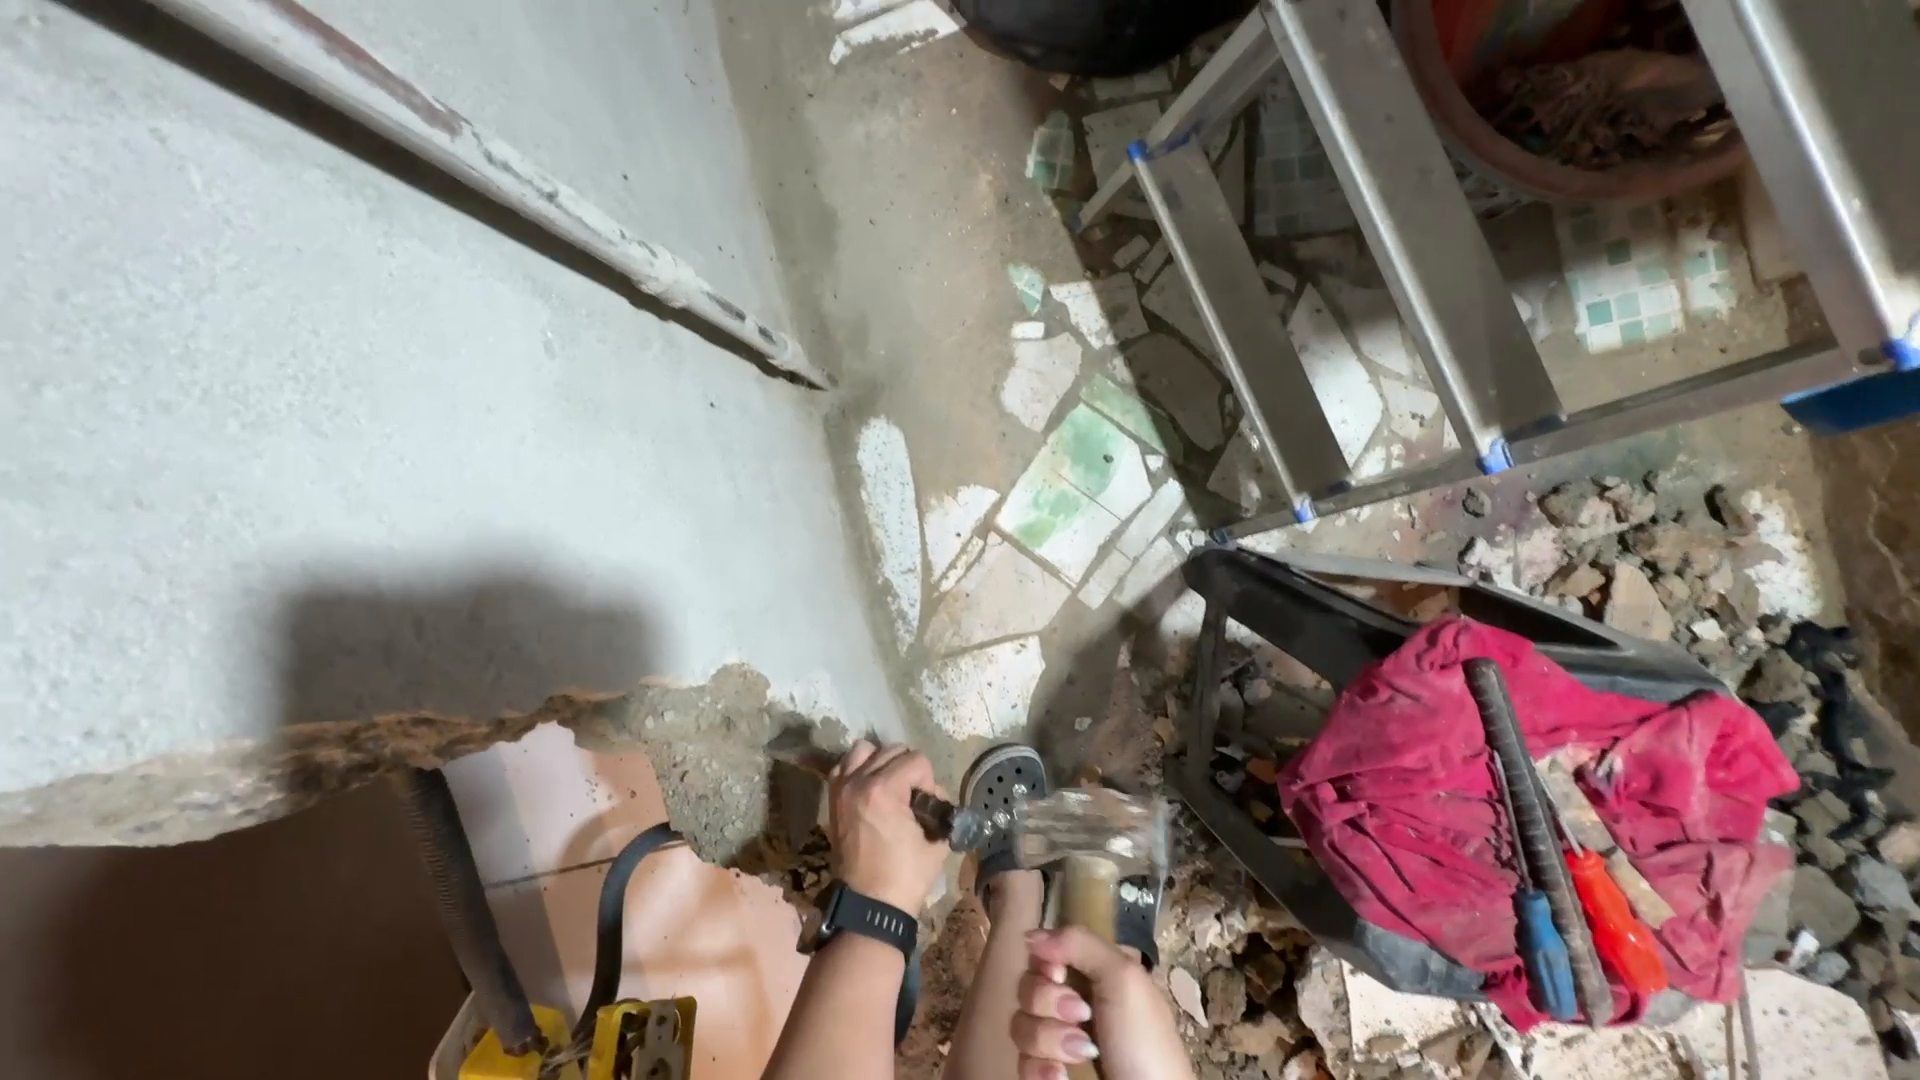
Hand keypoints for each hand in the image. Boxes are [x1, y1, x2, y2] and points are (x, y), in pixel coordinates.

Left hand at [826, 740, 948, 915]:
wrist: (870, 905)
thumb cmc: (906, 876)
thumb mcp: (936, 841)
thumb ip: (939, 808)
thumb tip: (935, 795)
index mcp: (883, 790)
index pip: (917, 759)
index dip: (928, 781)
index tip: (926, 806)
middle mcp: (858, 781)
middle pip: (892, 750)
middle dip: (909, 770)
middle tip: (913, 799)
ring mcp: (841, 788)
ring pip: (864, 749)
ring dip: (882, 762)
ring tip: (890, 787)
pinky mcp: (833, 798)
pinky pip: (844, 765)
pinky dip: (859, 769)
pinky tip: (871, 788)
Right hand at [1013, 928, 1196, 1079]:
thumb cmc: (1144, 1041)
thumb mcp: (1124, 978)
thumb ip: (1079, 943)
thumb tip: (1030, 935)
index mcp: (1091, 974)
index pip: (1044, 952)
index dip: (1044, 961)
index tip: (1058, 973)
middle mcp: (1070, 1003)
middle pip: (1027, 986)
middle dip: (1048, 1002)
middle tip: (1081, 1016)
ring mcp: (1058, 1042)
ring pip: (1021, 1025)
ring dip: (1049, 1040)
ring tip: (1081, 1055)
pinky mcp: (1049, 1075)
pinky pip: (1022, 1063)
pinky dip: (1040, 1071)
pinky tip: (1061, 1077)